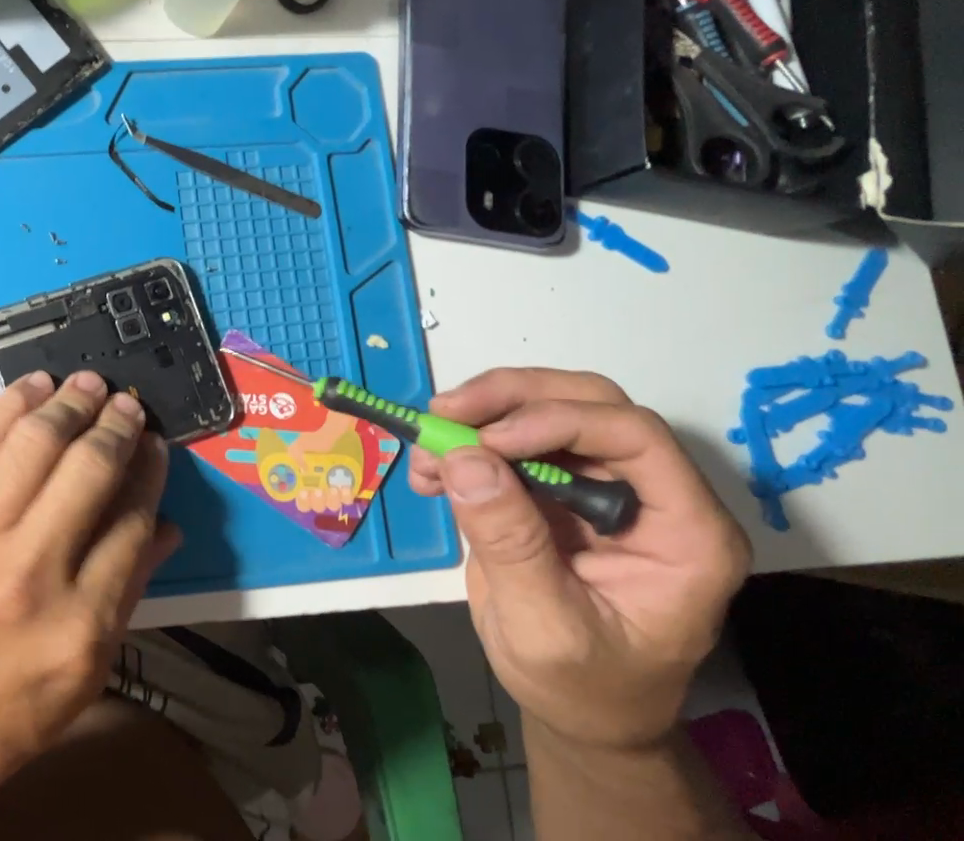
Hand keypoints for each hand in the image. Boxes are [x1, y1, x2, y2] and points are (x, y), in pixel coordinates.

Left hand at [0, 370, 179, 820]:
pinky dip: (9, 407)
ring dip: (68, 404)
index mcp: (80, 626)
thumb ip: (121, 602)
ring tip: (90, 383)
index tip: (156, 448)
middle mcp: (32, 569)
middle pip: (90, 472)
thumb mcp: (74, 688)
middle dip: (118, 428)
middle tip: (130, 405)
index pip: (132, 526)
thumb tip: (160, 531)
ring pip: (36, 444)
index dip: (149, 477)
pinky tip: (32, 387)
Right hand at [409, 369, 750, 750]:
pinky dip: (462, 445)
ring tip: (425, 444)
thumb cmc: (584, 685)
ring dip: (480, 416)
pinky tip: (429, 472)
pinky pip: (508, 445)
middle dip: (512, 398)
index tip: (486, 440)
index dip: (559, 422)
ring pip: (546, 411)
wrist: (578, 713)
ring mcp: (598, 488)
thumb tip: (465, 459)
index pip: (635, 438)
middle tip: (444, 411)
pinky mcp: (551, 491)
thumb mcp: (546, 626)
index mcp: (684, 530)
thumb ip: (511, 544)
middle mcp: (649, 494)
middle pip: (591, 406)